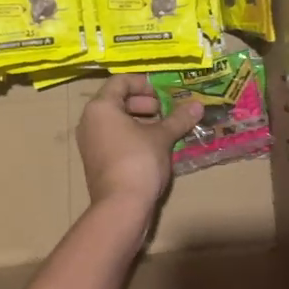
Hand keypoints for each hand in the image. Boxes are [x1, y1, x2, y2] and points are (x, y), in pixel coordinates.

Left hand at [77, 76, 202, 215]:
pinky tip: (153, 147)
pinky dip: (132, 136)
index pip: (120, 82)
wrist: (120, 207)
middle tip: (164, 111)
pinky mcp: (96, 161)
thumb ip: (178, 119)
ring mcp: (90, 143)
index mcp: (101, 107)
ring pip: (116, 121)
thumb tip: (198, 105)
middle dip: (143, 103)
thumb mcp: (161, 137)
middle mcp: (90, 121)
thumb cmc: (138, 161)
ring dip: (140, 121)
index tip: (163, 94)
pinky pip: (113, 138)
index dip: (143, 84)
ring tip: (162, 129)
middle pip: (117, 100)